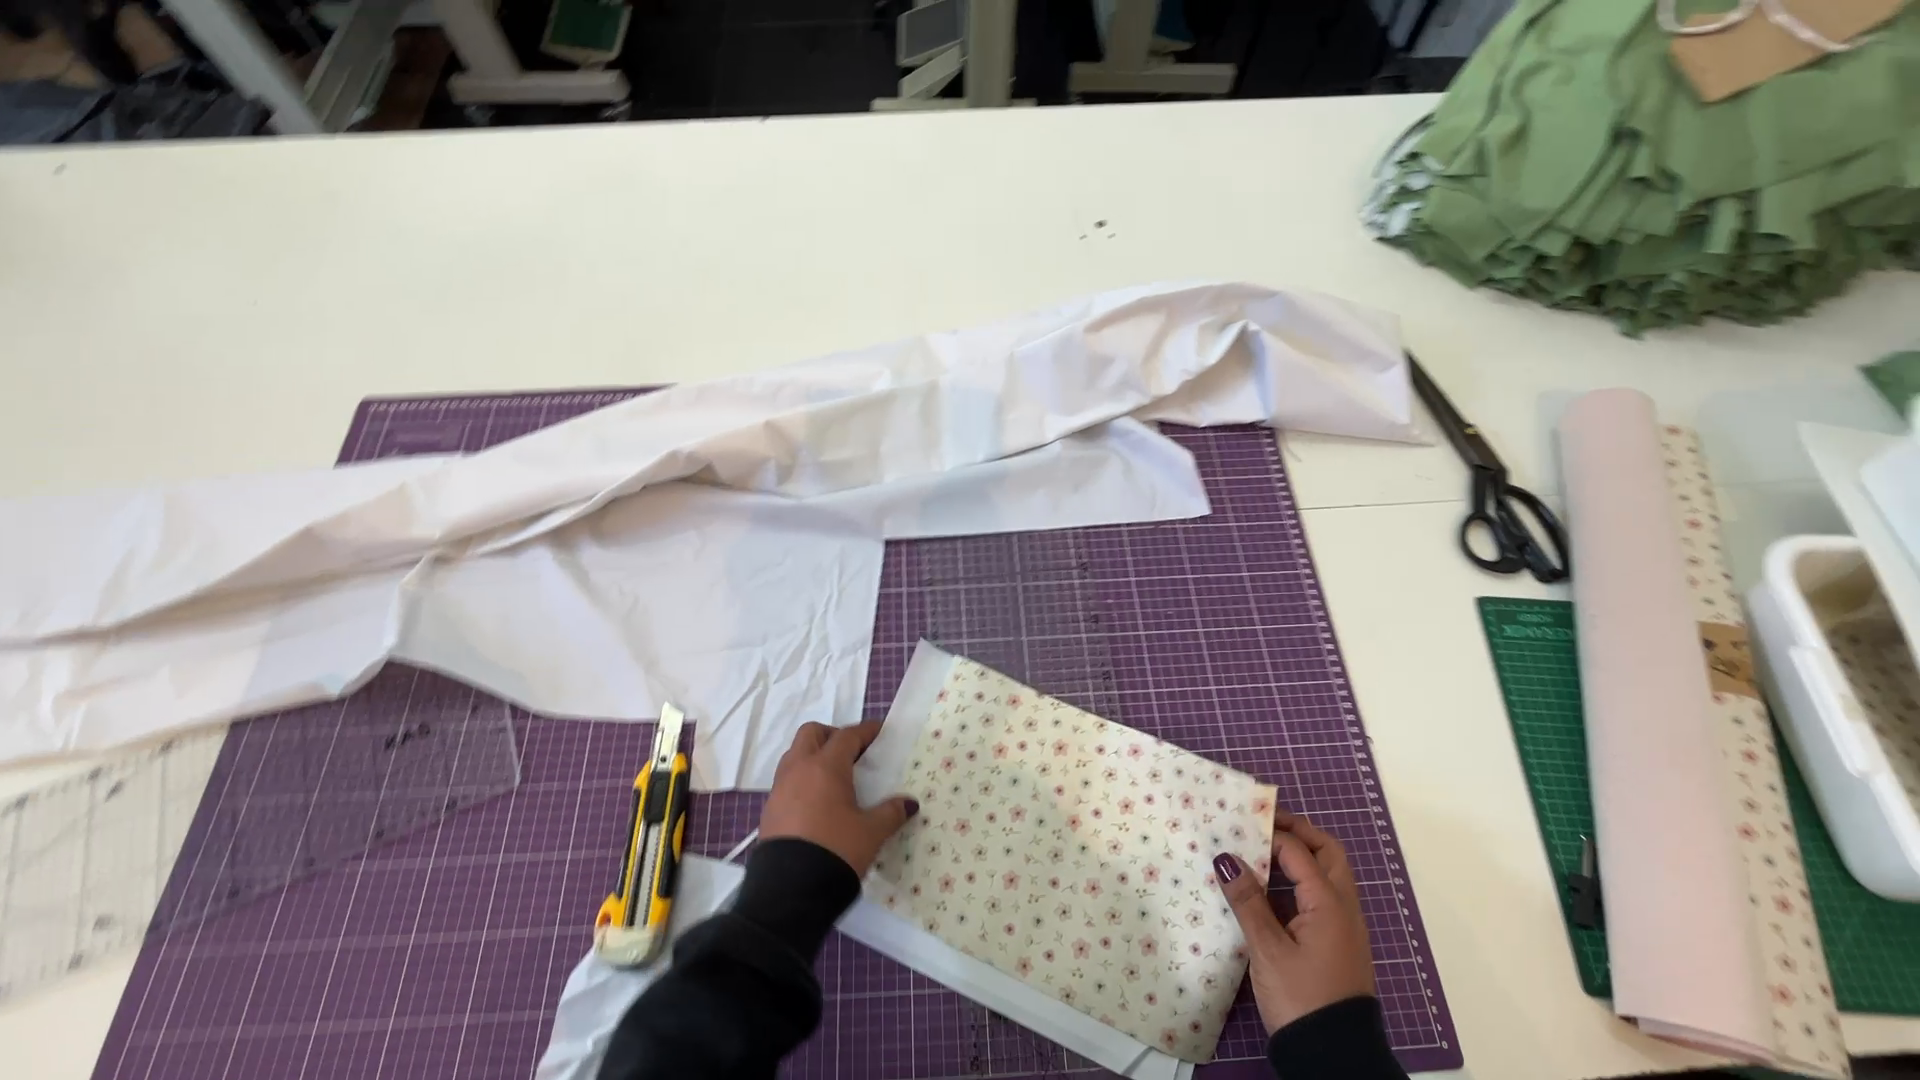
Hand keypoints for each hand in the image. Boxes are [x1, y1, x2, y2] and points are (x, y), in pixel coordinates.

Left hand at [759, 720, 918, 876]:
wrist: (789, 891)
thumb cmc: (836, 850)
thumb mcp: (871, 832)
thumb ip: (891, 813)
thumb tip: (908, 803)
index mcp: (825, 767)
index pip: (847, 736)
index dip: (865, 731)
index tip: (879, 732)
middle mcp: (799, 769)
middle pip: (812, 734)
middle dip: (832, 736)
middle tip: (853, 752)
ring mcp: (779, 789)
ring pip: (795, 755)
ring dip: (814, 756)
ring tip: (835, 778)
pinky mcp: (769, 810)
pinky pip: (787, 780)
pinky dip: (802, 780)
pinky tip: (818, 803)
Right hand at [1214, 808, 1375, 1034]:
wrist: (1334, 1056)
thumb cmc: (1301, 998)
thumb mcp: (1268, 949)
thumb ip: (1247, 901)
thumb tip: (1225, 859)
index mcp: (1329, 903)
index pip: (1298, 851)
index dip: (1269, 833)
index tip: (1238, 823)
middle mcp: (1344, 907)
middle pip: (1327, 852)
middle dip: (1297, 833)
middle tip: (1261, 825)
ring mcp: (1344, 926)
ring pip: (1328, 874)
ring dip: (1301, 856)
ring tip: (1261, 852)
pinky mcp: (1337, 943)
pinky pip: (1323, 896)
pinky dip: (1301, 881)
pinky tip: (1272, 890)